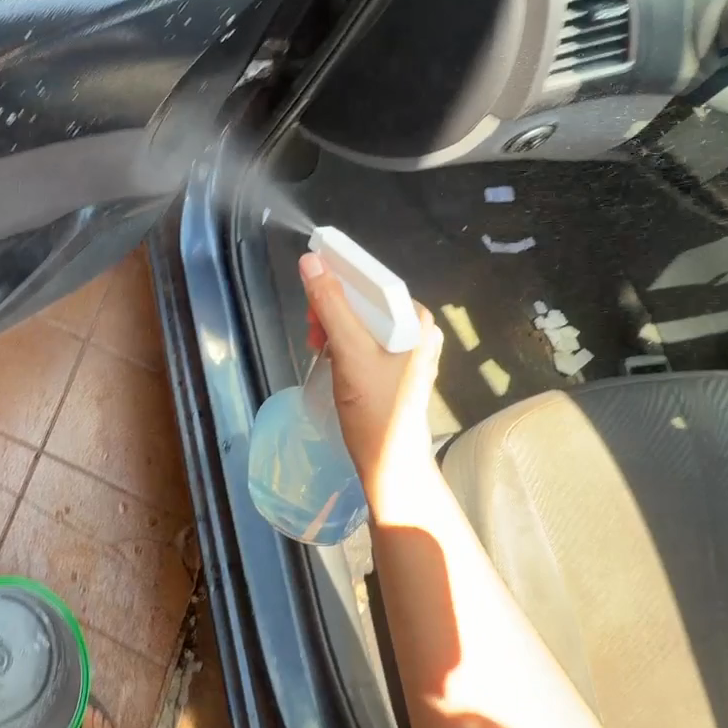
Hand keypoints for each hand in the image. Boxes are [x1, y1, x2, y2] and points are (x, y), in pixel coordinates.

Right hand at [299, 253, 444, 493]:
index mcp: (417, 321)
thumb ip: (330, 305)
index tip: (310, 292)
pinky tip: (329, 356)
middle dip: (332, 309)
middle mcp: (417, 330)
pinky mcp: (395, 369)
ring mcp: (408, 351)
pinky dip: (341, 342)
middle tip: (312, 329)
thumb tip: (310, 260)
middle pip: (365, 300)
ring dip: (332, 326)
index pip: (373, 282)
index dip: (338, 280)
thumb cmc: (375, 410)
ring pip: (361, 321)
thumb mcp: (349, 352)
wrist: (390, 466)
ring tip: (317, 345)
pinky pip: (363, 340)